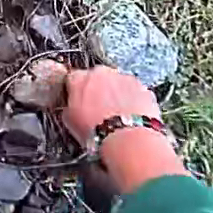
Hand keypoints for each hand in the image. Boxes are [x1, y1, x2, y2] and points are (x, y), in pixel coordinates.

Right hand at [63, 67, 184, 195]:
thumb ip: (69, 108)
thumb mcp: (70, 123)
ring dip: (117, 95)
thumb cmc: (98, 132)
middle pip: (97, 78)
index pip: (73, 79)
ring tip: (118, 117)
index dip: (76, 92)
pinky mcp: (142, 86)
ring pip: (118, 83)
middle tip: (99, 111)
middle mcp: (101, 73)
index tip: (79, 103)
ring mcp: (123, 78)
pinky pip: (136, 91)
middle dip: (98, 90)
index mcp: (78, 79)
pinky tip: (132, 117)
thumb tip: (71, 109)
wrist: (128, 139)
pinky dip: (134, 101)